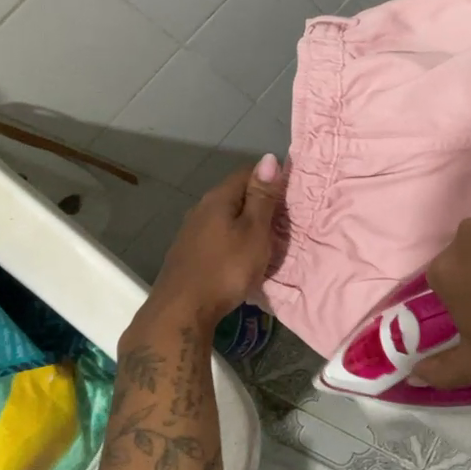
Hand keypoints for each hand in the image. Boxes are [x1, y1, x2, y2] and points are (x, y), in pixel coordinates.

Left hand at [145, 154, 286, 330]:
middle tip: (283, 223)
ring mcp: (191, 231)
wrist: (182, 312)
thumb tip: (269, 158)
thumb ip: (262, 196)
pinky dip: (233, 240)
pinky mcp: (188, 253)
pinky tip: (241, 257)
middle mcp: (201, 208)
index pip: (248, 172)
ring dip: (246, 224)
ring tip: (266, 241)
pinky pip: (218, 236)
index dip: (271, 180)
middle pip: (236, 195)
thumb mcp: (254, 231)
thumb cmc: (226, 268)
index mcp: (219, 198)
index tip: (289, 198)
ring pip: (226, 217)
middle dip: (260, 203)